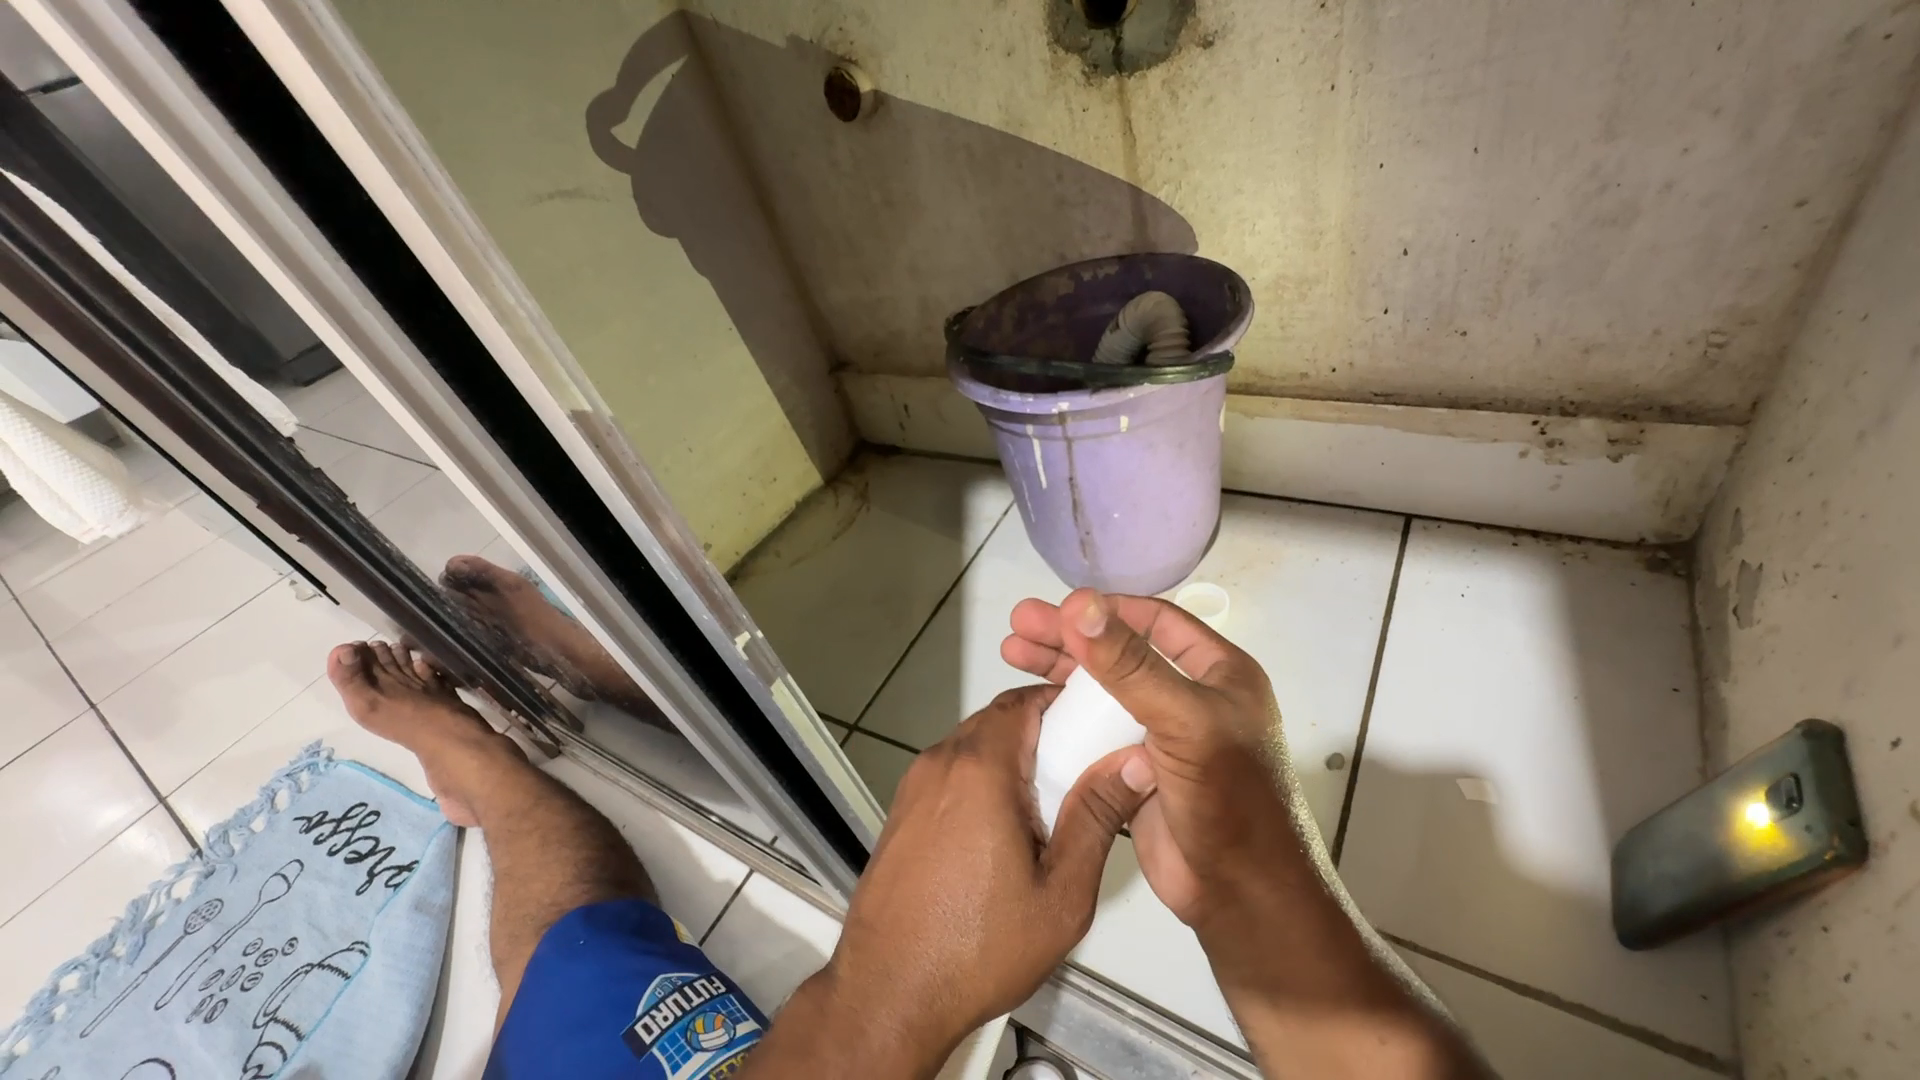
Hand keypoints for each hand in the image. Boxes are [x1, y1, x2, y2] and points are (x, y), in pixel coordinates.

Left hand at [811, 685, 1153, 1069]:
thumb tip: (1132, 764)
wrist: (889, 994)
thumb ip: (1097, 818)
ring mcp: (914, 788)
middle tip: (1080, 769)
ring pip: (972, 747)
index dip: (1061, 702)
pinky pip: (950, 775)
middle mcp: (940, 765)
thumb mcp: (1061, 892)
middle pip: (997, 720)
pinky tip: (1003, 831)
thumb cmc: (978, 948)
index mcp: (980, 770)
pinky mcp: (901, 813)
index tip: (1093, 721)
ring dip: (1009, 759)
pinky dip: (981, 782)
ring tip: (1047, 807)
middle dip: (1040, 732)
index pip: (1022, 701)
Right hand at [1002, 588, 1298, 928]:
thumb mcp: (1182, 719)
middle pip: (1119, 653)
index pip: (1156, 622)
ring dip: (1058, 671)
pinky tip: (1029, 703)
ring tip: (1010, 652)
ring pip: (1100, 692)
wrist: (1239, 895)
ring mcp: (1159, 735)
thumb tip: (1079, 604)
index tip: (1058, 607)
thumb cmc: (1227, 796)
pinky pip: (1092, 731)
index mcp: (1219, 674)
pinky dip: (1060, 715)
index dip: (1107, 610)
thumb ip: (1129, 664)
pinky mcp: (1132, 769)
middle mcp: (1189, 697)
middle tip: (1019, 623)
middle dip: (1068, 637)